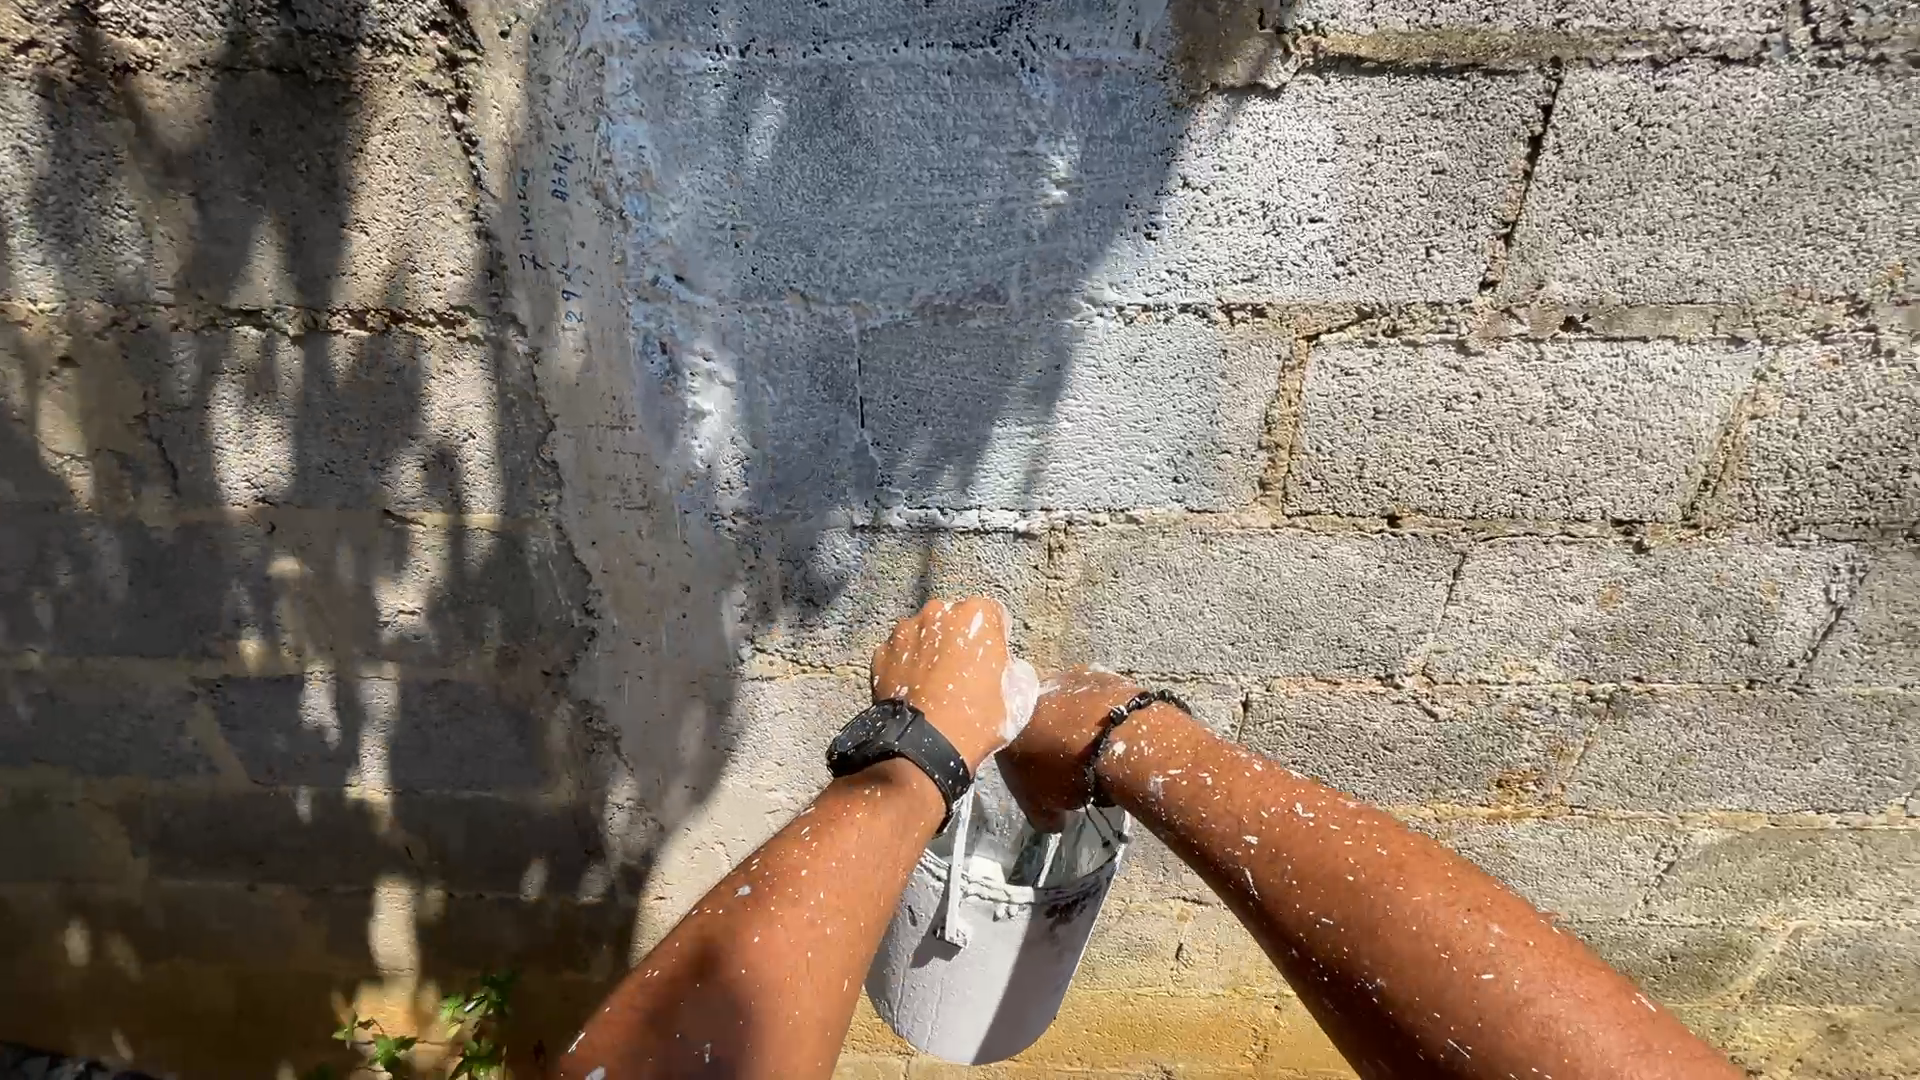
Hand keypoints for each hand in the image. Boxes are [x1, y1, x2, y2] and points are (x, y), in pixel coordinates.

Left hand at [870, 597, 1038, 769]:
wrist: (924, 747)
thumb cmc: (977, 719)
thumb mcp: (1018, 696)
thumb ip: (1014, 667)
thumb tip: (1006, 666)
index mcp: (976, 613)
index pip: (993, 615)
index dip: (996, 638)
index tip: (993, 661)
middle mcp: (938, 611)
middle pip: (954, 619)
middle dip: (959, 639)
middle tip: (963, 673)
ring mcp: (904, 630)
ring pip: (924, 633)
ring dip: (930, 650)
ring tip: (935, 685)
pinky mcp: (881, 652)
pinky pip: (899, 653)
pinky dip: (905, 666)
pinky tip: (914, 691)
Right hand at [996, 668, 1141, 831]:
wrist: (1113, 737)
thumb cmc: (1066, 772)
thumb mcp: (1044, 806)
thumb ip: (1041, 813)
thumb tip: (1053, 820)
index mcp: (1007, 723)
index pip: (1008, 743)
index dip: (1024, 762)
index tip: (1041, 777)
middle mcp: (1029, 694)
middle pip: (1035, 719)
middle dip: (1047, 738)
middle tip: (1068, 765)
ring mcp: (1063, 679)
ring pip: (1064, 705)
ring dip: (1074, 723)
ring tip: (1095, 751)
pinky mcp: (1095, 674)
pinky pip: (1093, 698)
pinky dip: (1100, 713)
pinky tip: (1112, 734)